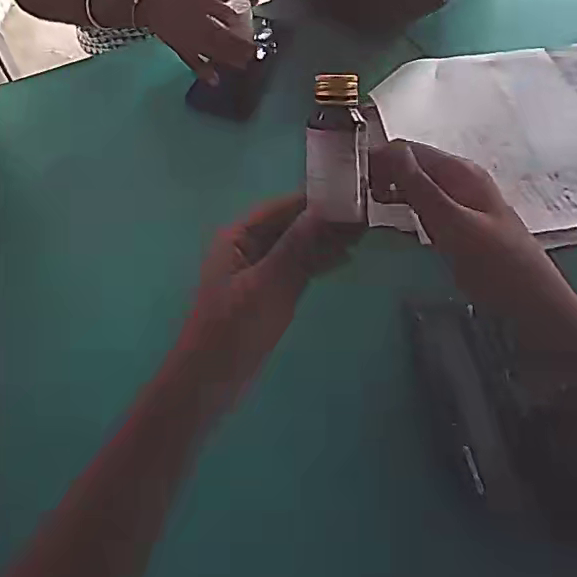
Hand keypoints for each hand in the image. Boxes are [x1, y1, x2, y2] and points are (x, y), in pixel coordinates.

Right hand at [137, 0, 257, 83]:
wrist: (150, 2)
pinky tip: (215, 80)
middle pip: (224, 36)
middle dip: (240, 46)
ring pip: (212, 50)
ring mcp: (189, 37)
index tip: (253, 28)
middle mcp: (199, 21)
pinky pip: (193, 62)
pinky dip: (203, 72)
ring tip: (243, 65)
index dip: (241, 21)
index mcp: (204, 3)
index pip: (227, 13)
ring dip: (229, 59)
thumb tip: (254, 0)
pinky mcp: (181, 48)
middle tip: (253, 52)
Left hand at [171, 195, 355, 413]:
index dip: (314, 200)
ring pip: (295, 246)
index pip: (280, 207)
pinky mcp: (267, 292)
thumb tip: (324, 210)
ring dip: (324, 240)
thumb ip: (296, 248)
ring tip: (364, 233)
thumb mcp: (268, 286)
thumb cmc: (232, 330)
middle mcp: (246, 247)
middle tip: (367, 215)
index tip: (351, 193)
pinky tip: (344, 259)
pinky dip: (317, 262)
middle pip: (289, 225)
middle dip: (323, 220)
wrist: (209, 382)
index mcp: (237, 237)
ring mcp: (257, 270)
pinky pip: (295, 267)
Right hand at [369, 140, 576, 357]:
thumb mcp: (452, 224)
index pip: (407, 149)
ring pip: (414, 186)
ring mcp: (460, 203)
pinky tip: (388, 222)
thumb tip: (387, 146)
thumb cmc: (496, 266)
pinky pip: (423, 206)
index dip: (377, 157)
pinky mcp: (458, 225)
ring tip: (362, 209)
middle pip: (410, 164)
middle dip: (380, 174)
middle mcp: (459, 180)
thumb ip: (419, 186)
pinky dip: (403, 208)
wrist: (536, 312)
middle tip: (350, 197)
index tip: (348, 178)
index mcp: (460, 172)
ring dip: (389, 191)